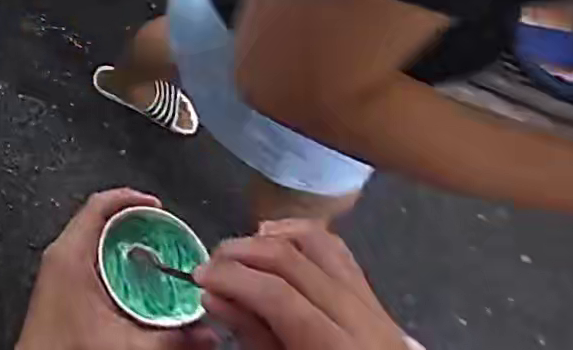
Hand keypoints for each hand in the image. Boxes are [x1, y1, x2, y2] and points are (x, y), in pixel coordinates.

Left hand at [17, 189, 215, 349]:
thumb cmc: (69, 349)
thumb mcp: (126, 345)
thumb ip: (171, 339)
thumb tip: (209, 333)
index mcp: (70, 253)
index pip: (97, 207)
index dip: (126, 199)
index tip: (155, 204)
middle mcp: (61, 252)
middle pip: (96, 218)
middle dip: (130, 220)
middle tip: (162, 228)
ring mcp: (59, 265)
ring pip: (93, 236)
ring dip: (122, 239)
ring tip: (154, 247)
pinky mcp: (62, 280)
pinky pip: (90, 254)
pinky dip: (112, 256)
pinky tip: (135, 276)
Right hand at [194, 220, 408, 349]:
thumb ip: (253, 337)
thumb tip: (212, 295)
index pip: (278, 295)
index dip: (231, 278)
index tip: (199, 276)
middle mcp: (363, 320)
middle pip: (287, 257)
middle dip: (237, 253)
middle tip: (211, 265)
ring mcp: (374, 304)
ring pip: (311, 238)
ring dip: (265, 238)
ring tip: (241, 255)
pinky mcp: (373, 296)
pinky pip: (332, 246)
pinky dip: (295, 234)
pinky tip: (273, 245)